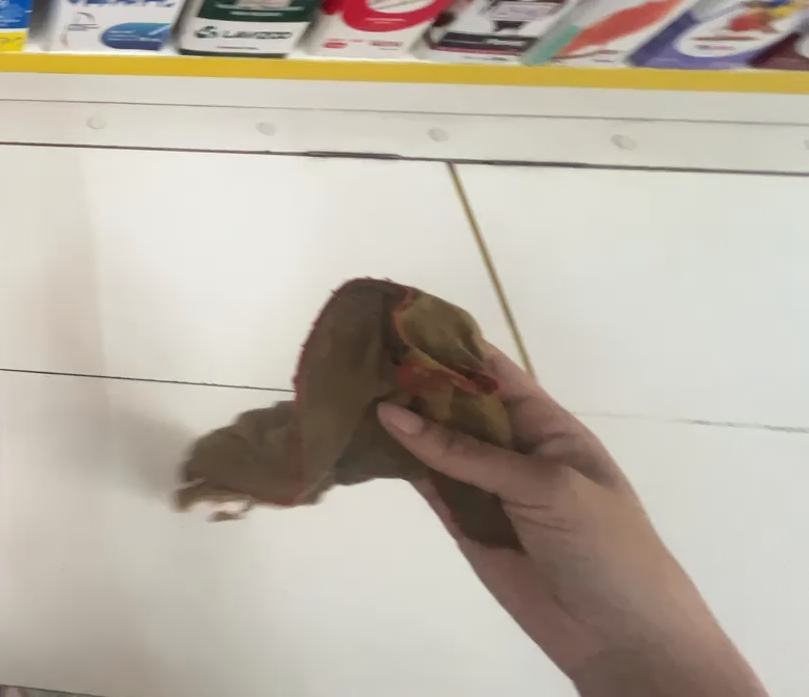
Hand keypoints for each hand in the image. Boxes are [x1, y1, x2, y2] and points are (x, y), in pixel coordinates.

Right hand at [377, 347, 764, 696]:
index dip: (443, 342)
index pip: (487, 368)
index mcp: (544, 425)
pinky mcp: (453, 508)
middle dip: (403, 375)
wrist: (623, 643)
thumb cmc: (608, 550)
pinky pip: (413, 471)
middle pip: (446, 397)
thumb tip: (385, 411)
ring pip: (422, 432)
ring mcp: (476, 476)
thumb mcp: (546, 488)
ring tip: (337, 384)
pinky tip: (350, 430)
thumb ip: (464, 451)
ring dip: (386, 412)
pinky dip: (383, 452)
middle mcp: (505, 442)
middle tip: (348, 350)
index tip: (391, 318)